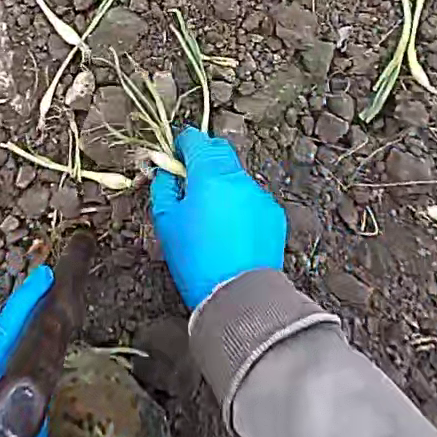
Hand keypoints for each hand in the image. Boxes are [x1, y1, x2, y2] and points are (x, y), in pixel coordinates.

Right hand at [150, 128, 287, 308]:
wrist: (240, 297)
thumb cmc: (197, 262)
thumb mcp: (167, 223)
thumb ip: (164, 188)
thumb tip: (165, 171)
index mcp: (209, 175)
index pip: (196, 140)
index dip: (182, 142)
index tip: (175, 151)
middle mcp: (238, 178)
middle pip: (219, 150)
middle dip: (203, 157)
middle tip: (189, 178)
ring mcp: (258, 194)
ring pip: (236, 174)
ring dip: (222, 182)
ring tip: (210, 213)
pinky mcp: (273, 212)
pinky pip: (251, 197)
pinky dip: (239, 203)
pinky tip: (230, 229)